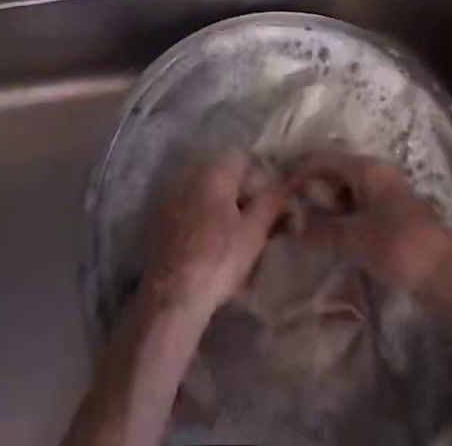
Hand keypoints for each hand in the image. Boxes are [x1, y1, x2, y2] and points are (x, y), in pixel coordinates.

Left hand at [143, 148, 288, 313]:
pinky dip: (208, 219)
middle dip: (244, 191)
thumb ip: (271, 201)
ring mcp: (173, 199)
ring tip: (242, 233)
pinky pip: (193, 209)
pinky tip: (217, 243)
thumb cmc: (219, 257)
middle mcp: (189, 177)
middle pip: (224, 174)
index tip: (274, 195)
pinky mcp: (164, 222)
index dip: (261, 172)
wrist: (173, 295)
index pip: (241, 156)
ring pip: (208, 193)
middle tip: (262, 217)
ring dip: (226, 206)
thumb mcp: (254, 230)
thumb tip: (287, 181)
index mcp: (212, 173)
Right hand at [288, 151, 451, 292]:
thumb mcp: (356, 242)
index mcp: (367, 170)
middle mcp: (377, 173)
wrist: (449, 276)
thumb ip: (323, 234)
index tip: (280, 190)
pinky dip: (341, 212)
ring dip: (326, 201)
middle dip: (312, 186)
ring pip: (347, 187)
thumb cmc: (400, 249)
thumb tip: (294, 231)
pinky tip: (331, 231)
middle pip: (335, 170)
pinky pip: (358, 202)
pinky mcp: (393, 212)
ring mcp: (387, 192)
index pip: (323, 158)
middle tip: (289, 206)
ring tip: (305, 221)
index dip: (299, 171)